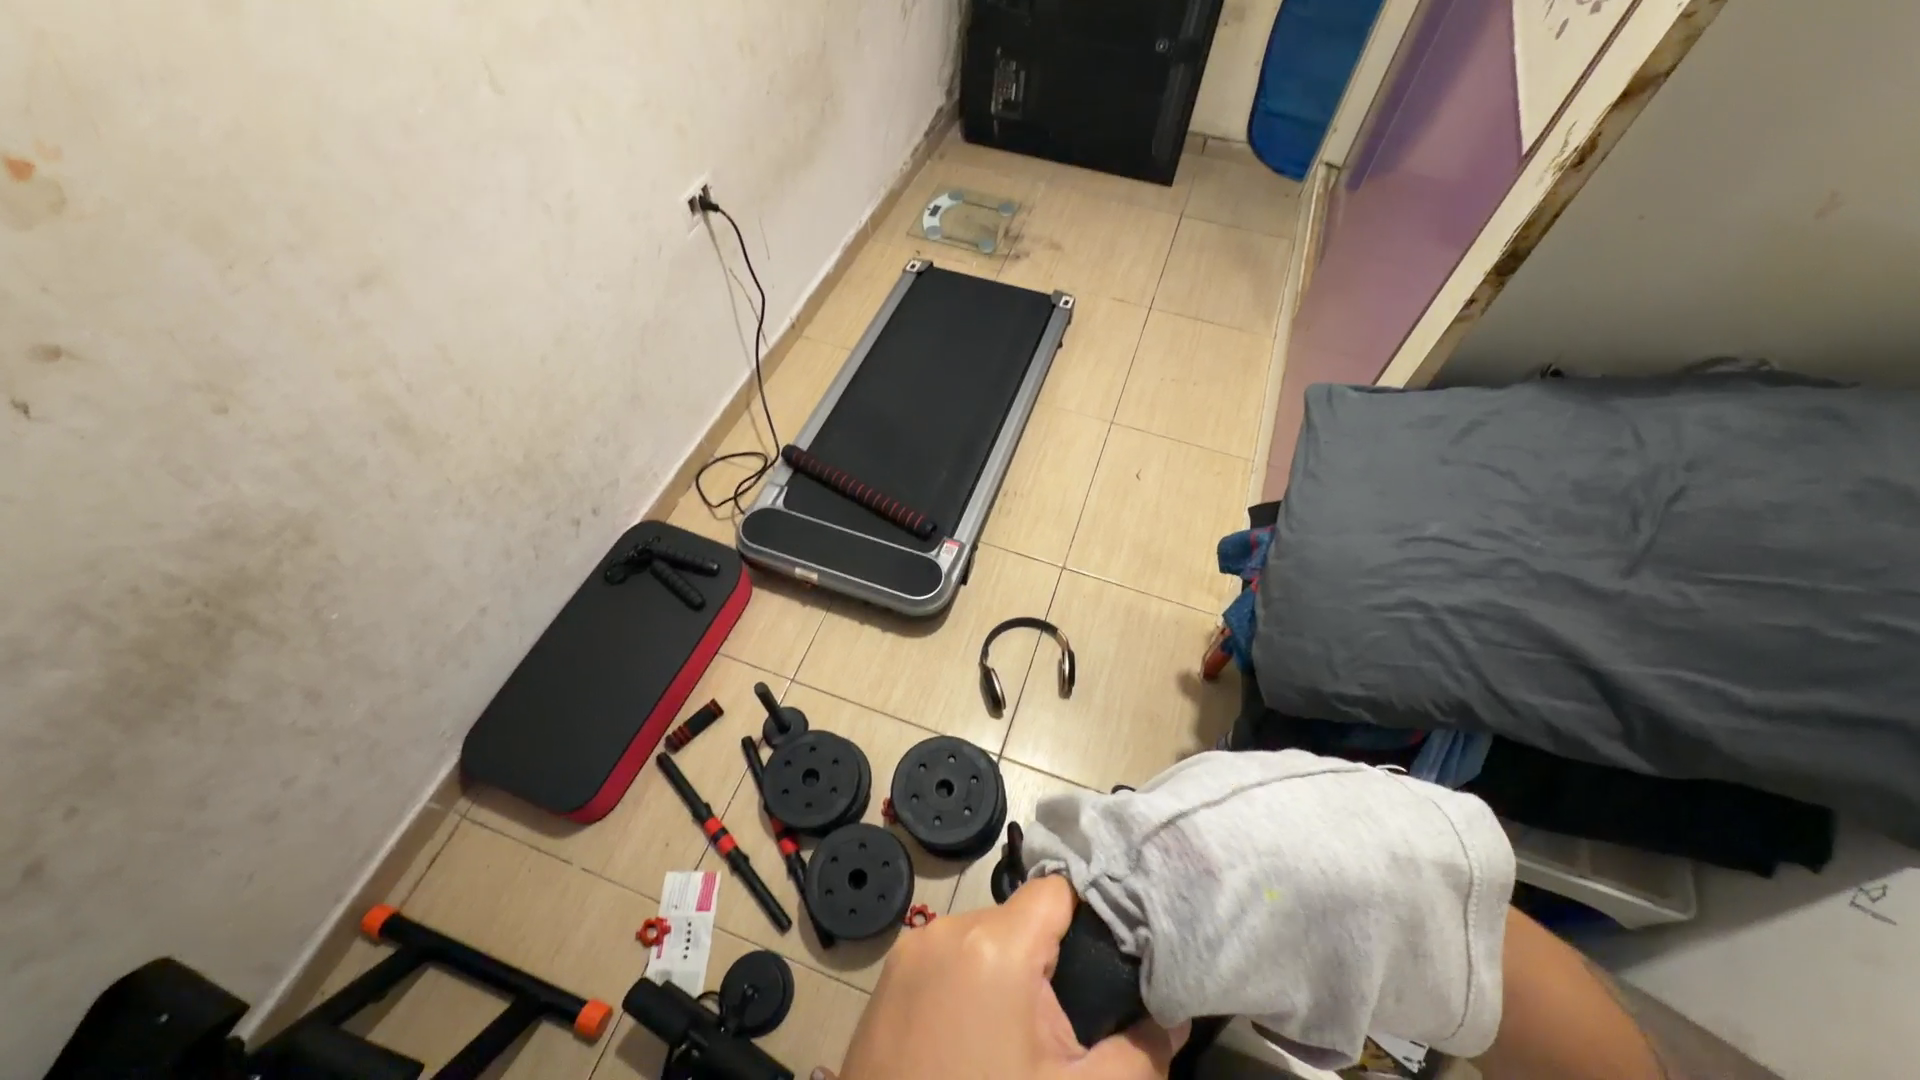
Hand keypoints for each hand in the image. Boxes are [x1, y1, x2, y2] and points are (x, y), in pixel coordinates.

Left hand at [825, 875, 1185, 1079]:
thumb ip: (1140, 1054)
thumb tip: (1171, 1021)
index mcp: (994, 945)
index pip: (1059, 891)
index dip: (1093, 916)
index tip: (1116, 957)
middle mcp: (945, 931)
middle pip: (1021, 921)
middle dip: (1051, 960)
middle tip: (1074, 1020)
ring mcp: (908, 955)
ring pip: (983, 941)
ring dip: (1009, 975)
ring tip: (1025, 1039)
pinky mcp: (886, 984)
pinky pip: (947, 964)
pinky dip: (971, 988)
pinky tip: (979, 1042)